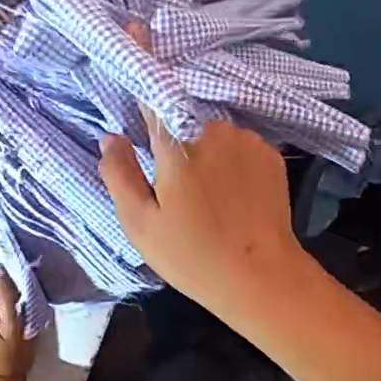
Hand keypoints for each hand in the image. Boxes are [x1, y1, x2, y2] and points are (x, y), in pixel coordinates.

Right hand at [98, 110, 309, 312]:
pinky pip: (239, 146)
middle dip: (174, 144)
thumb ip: (119, 173)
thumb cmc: (192, 254)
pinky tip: (230, 194)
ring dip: (204, 151)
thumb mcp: (140, 221)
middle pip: (183, 121)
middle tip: (173, 186)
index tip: (139, 132)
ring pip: (212, 133)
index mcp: (177, 142)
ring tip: (205, 193)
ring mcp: (247, 140)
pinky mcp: (270, 155)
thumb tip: (110, 137)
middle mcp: (213, 128)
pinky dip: (230, 161)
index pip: (152, 100)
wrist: (263, 279)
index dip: (143, 109)